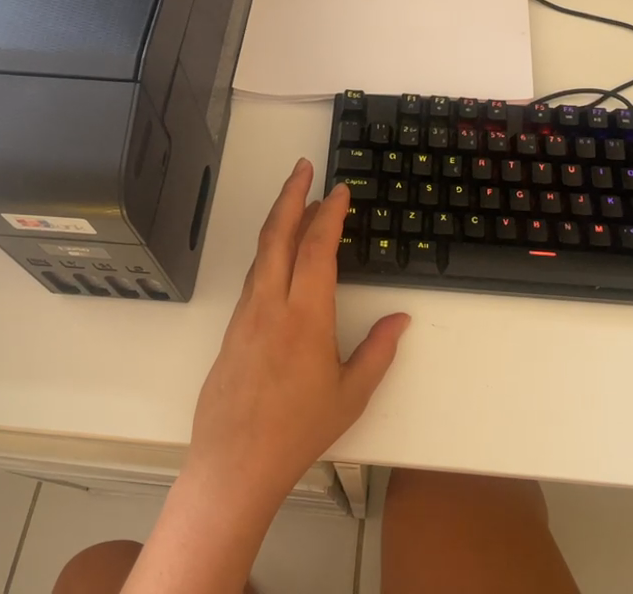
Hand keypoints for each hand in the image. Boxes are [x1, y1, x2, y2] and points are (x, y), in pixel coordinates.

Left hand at [186, 157, 410, 502]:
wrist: (235, 463)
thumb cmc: (297, 431)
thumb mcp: (351, 394)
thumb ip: (378, 350)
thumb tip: (400, 319)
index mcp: (304, 317)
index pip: (316, 249)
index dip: (329, 214)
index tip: (339, 190)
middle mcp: (270, 305)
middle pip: (277, 235)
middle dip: (291, 195)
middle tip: (303, 167)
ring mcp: (246, 314)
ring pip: (261, 253)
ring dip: (278, 220)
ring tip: (298, 202)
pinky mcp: (232, 328)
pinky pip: (253, 275)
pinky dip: (268, 250)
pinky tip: (280, 254)